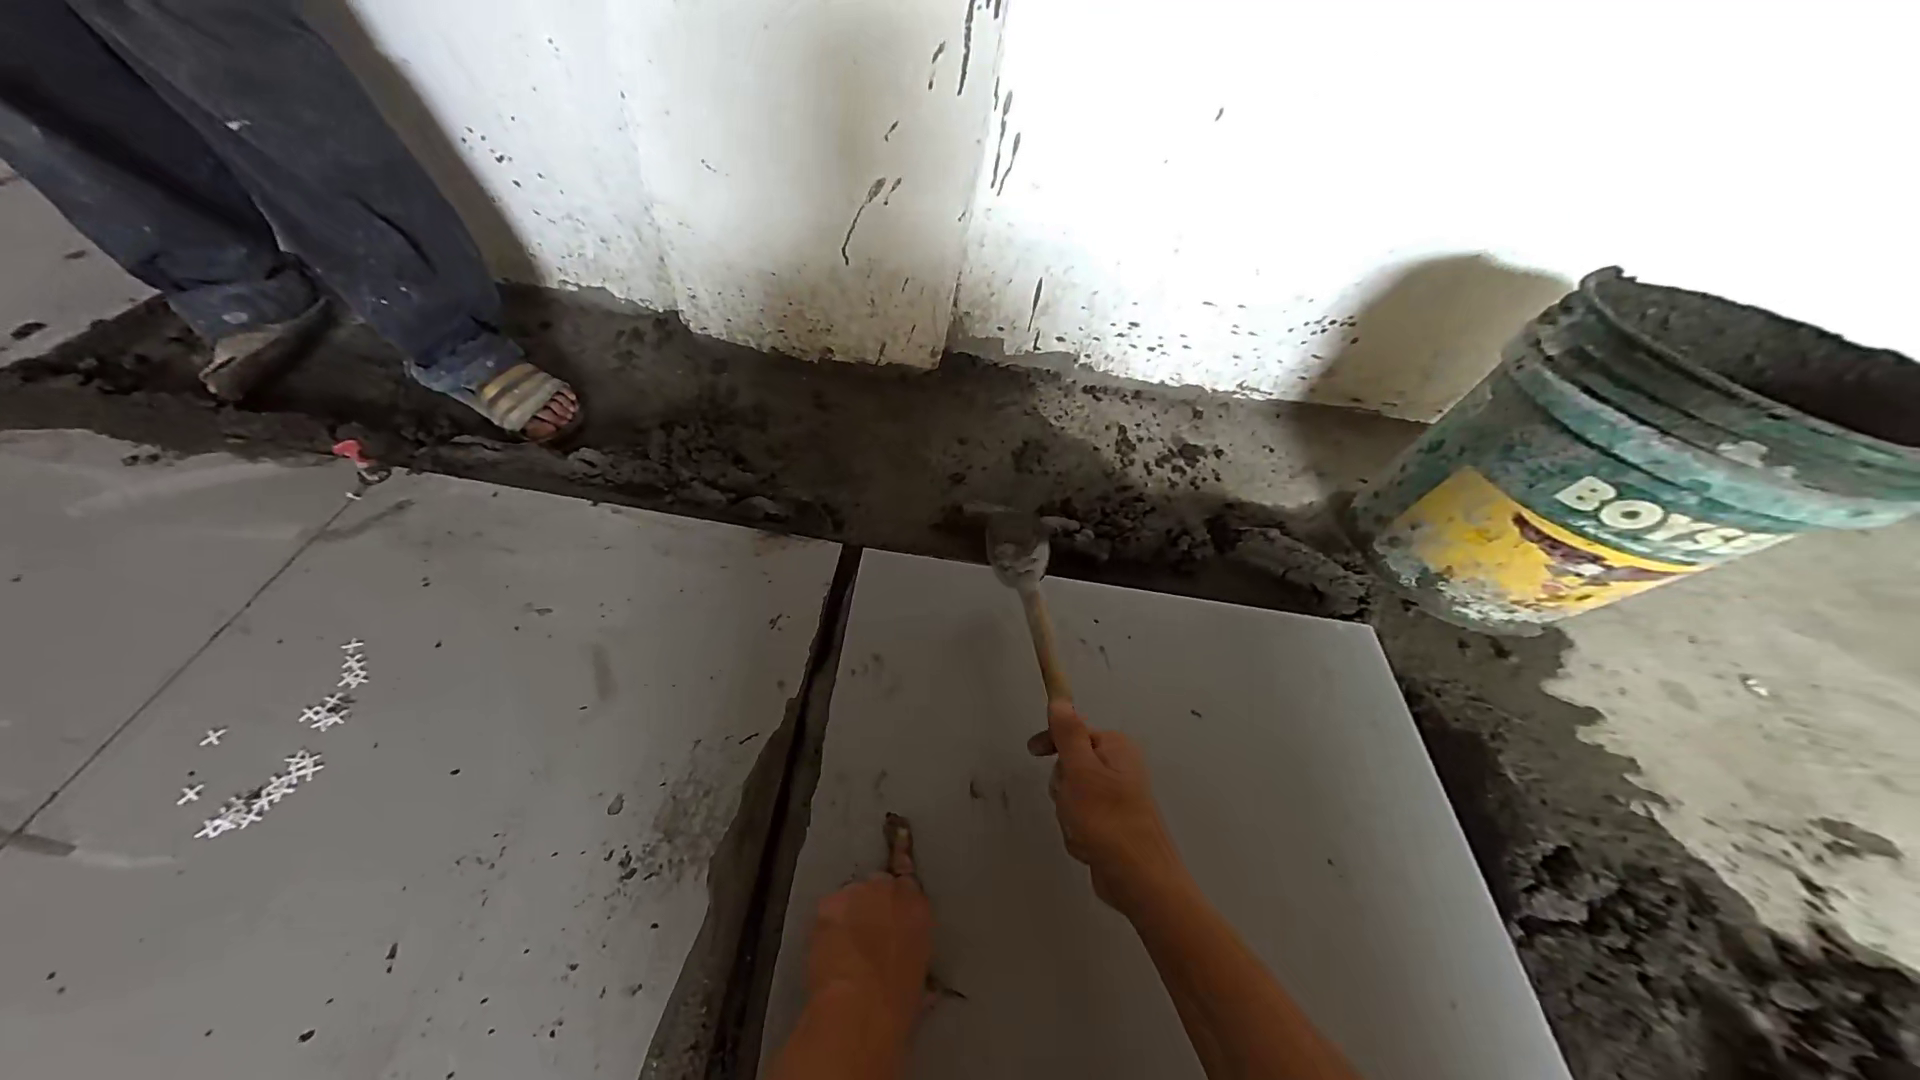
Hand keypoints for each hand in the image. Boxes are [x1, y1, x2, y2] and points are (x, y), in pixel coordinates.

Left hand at [803, 871, 932, 1039]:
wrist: (858, 1009)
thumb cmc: (897, 1003)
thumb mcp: (919, 979)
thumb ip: (915, 957)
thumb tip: (908, 962)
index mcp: (918, 907)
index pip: (909, 887)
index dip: (897, 904)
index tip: (891, 919)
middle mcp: (889, 888)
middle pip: (879, 886)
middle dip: (874, 904)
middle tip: (867, 932)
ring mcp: (857, 891)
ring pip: (852, 895)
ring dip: (850, 912)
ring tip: (843, 941)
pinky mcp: (829, 903)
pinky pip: (829, 908)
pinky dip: (828, 924)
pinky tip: (825, 946)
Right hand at [1029, 702, 1185, 914]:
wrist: (1140, 880)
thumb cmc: (1108, 820)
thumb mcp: (1081, 770)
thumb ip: (1068, 733)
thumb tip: (1060, 700)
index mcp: (1116, 747)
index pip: (1074, 731)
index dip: (1052, 741)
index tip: (1033, 752)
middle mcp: (1119, 768)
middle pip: (1069, 765)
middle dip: (1063, 787)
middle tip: (1072, 803)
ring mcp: (1116, 798)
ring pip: (1071, 795)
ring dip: (1068, 813)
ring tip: (1082, 829)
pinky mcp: (1111, 825)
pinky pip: (1079, 819)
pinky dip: (1077, 832)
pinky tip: (1088, 846)